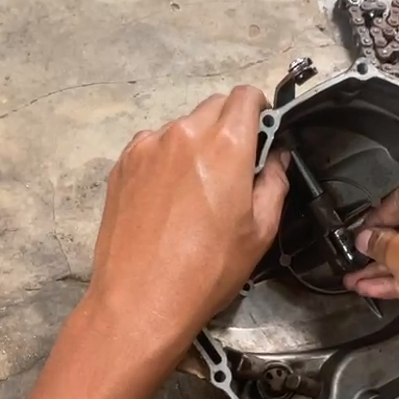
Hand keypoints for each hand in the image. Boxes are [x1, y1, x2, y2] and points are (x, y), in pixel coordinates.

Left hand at [82, 86, 289, 351]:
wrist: (141, 301)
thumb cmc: (206, 271)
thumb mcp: (260, 232)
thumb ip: (274, 183)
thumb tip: (276, 158)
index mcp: (225, 145)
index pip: (247, 97)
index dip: (260, 113)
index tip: (261, 137)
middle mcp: (183, 134)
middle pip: (214, 107)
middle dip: (230, 128)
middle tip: (233, 171)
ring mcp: (147, 147)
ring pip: (182, 128)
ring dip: (196, 146)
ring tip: (195, 193)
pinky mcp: (122, 165)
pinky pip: (153, 148)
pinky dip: (166, 161)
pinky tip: (168, 201)